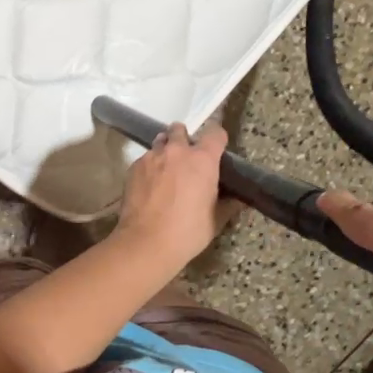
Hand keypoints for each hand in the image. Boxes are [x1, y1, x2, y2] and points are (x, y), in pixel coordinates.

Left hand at [116, 122, 233, 258]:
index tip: (217, 148)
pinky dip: (150, 166)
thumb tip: (238, 199)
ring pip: (160, 142)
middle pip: (180, 130)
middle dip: (184, 139)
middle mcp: (176, 151)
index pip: (215, 133)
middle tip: (187, 159)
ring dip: (165, 150)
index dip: (217, 138)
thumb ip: (227, 204)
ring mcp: (152, 156)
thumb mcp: (215, 220)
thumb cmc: (188, 231)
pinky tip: (150, 185)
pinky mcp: (134, 167)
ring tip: (167, 170)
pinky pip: (145, 159)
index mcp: (202, 160)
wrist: (146, 241)